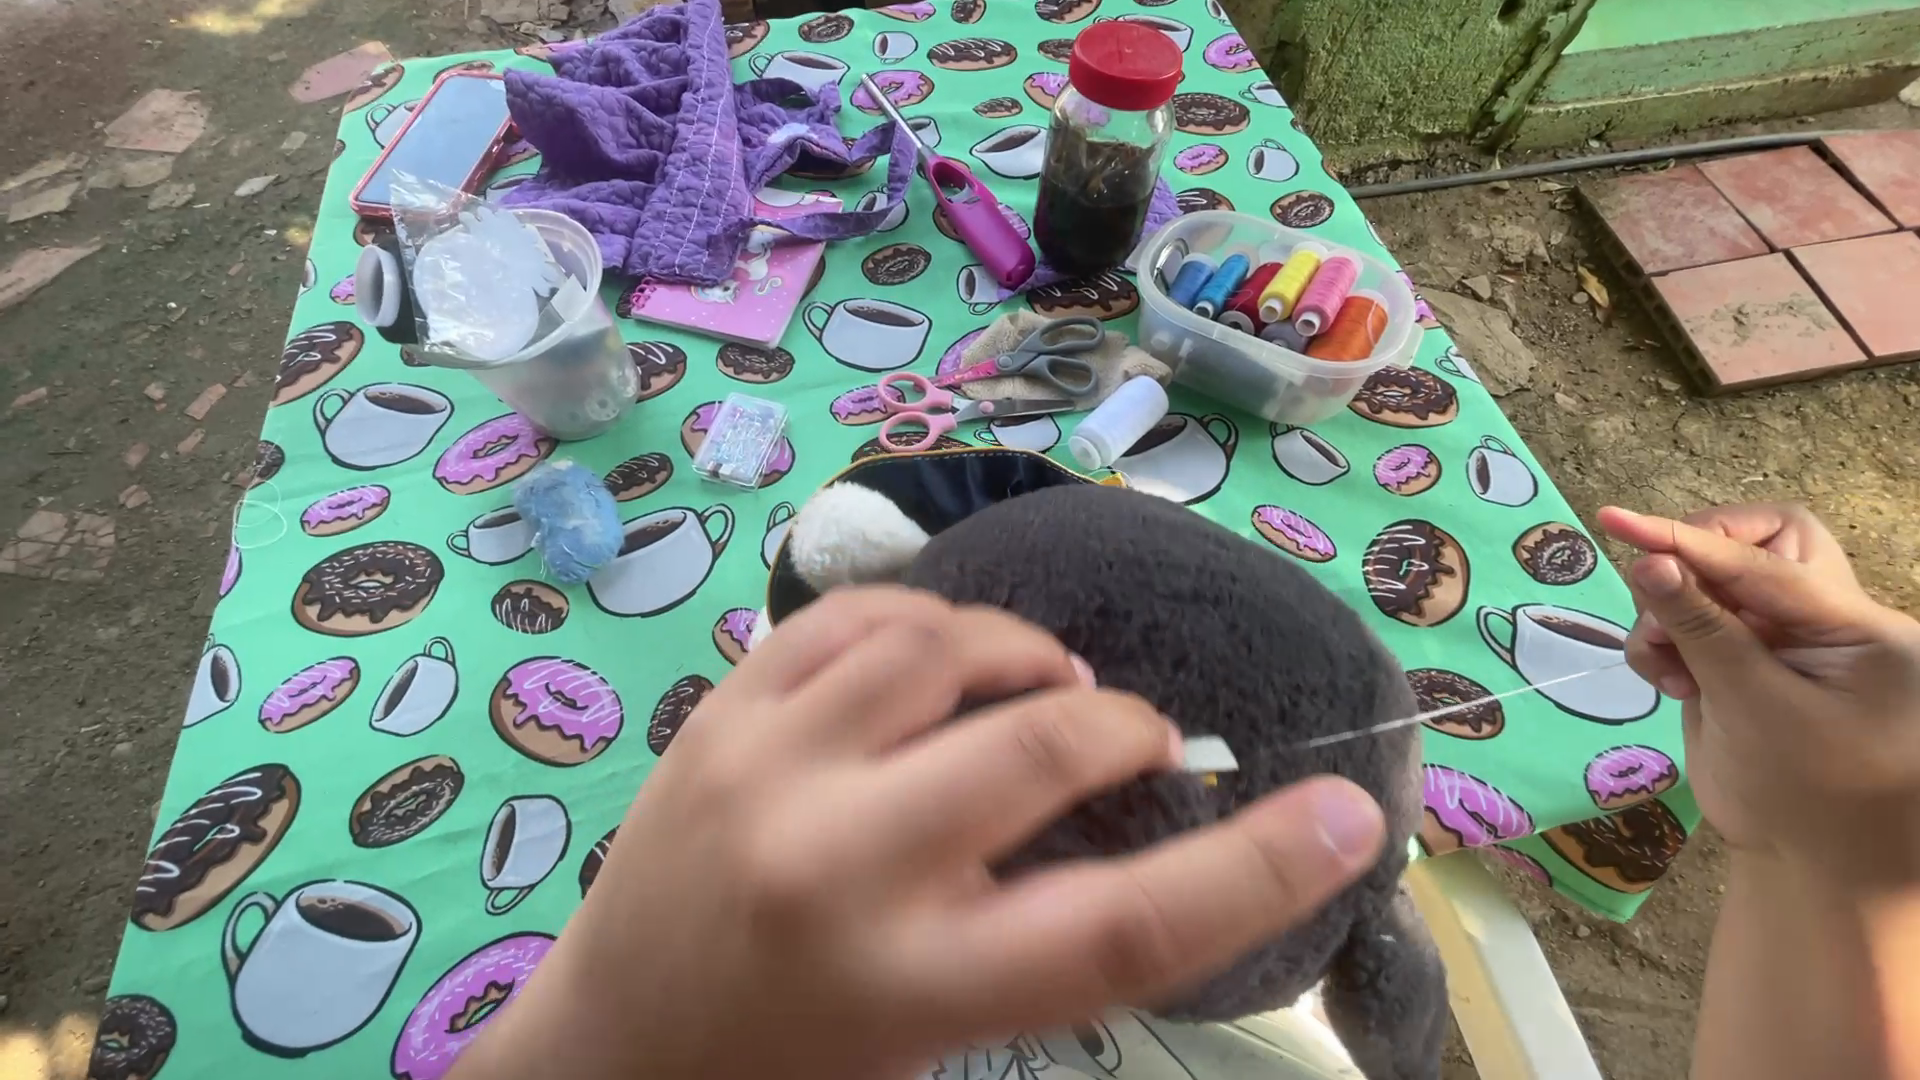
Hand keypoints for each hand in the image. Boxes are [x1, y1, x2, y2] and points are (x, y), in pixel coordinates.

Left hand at [454, 587, 1385, 1079]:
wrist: (604, 1055)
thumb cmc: (787, 1064)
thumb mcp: (933, 1027)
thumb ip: (1033, 923)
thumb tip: (1124, 805)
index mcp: (909, 987)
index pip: (1122, 925)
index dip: (1255, 868)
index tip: (1347, 814)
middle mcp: (836, 864)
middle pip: (1035, 750)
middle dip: (1117, 721)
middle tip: (1132, 727)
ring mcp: (765, 766)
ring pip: (935, 645)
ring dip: (1018, 647)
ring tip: (1039, 673)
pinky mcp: (719, 712)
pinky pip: (845, 617)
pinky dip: (919, 612)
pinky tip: (938, 642)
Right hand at [1596, 504, 1919, 884]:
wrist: (1810, 859)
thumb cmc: (1805, 790)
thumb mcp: (1750, 703)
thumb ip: (1700, 627)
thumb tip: (1649, 562)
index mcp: (1861, 630)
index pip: (1762, 564)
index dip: (1685, 539)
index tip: (1614, 519)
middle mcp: (1825, 624)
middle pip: (1750, 553)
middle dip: (1690, 568)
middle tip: (1655, 596)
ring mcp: (1781, 642)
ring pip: (1702, 592)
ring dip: (1665, 620)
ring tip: (1666, 669)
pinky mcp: (1740, 662)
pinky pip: (1686, 626)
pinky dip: (1661, 645)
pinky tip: (1668, 682)